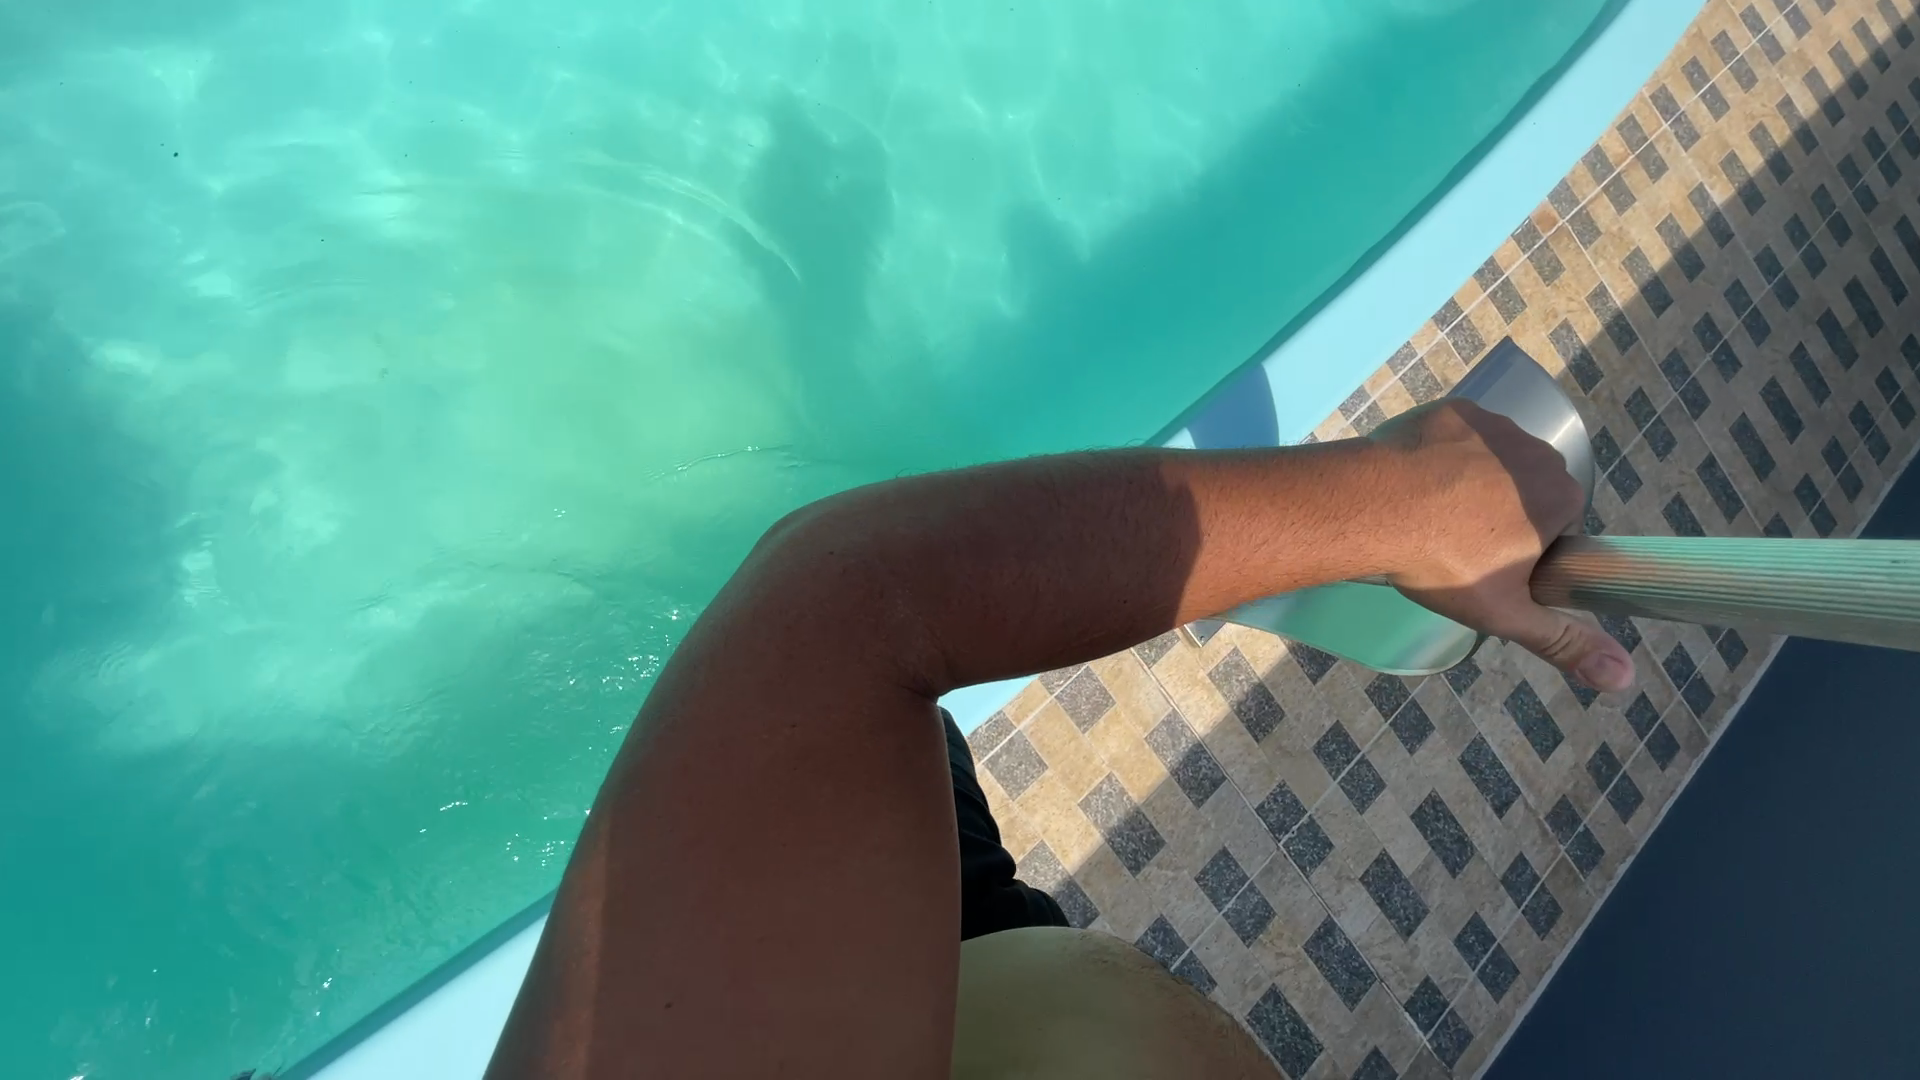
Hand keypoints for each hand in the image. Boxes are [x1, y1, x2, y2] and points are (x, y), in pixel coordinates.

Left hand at [1366, 400, 1635, 691]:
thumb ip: (1563, 642)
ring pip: (1484, 458)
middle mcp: (1537, 453)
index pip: (1549, 523)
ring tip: (1419, 508)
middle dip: (1491, 509)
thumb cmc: (1440, 563)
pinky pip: (1450, 432)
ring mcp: (1492, 426)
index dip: (1515, 544)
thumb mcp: (1503, 612)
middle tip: (1443, 536)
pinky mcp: (1449, 412)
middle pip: (1518, 487)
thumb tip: (1625, 679)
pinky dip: (1435, 450)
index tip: (1477, 559)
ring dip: (1461, 477)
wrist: (1373, 509)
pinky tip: (1409, 474)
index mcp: (1561, 495)